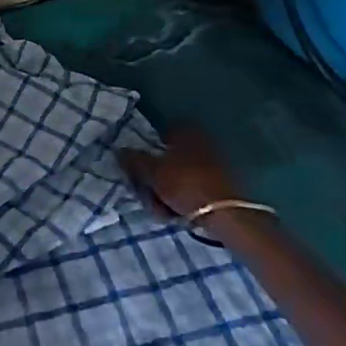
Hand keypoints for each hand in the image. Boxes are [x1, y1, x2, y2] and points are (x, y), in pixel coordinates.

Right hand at [117, 126, 245, 219]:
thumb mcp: (153, 172)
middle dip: (155, 180)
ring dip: (166, 194)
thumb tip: (119, 150)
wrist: (226, 214)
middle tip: (149, 197)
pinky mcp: (219, 185)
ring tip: (162, 211)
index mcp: (185, 131)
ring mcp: (211, 164)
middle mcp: (199, 142)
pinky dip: (182, 200)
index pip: (157, 137)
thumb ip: (134, 160)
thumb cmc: (185, 185)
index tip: (139, 172)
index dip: (146, 154)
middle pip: (166, 160)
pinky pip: (192, 189)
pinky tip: (177, 214)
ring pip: (178, 177)